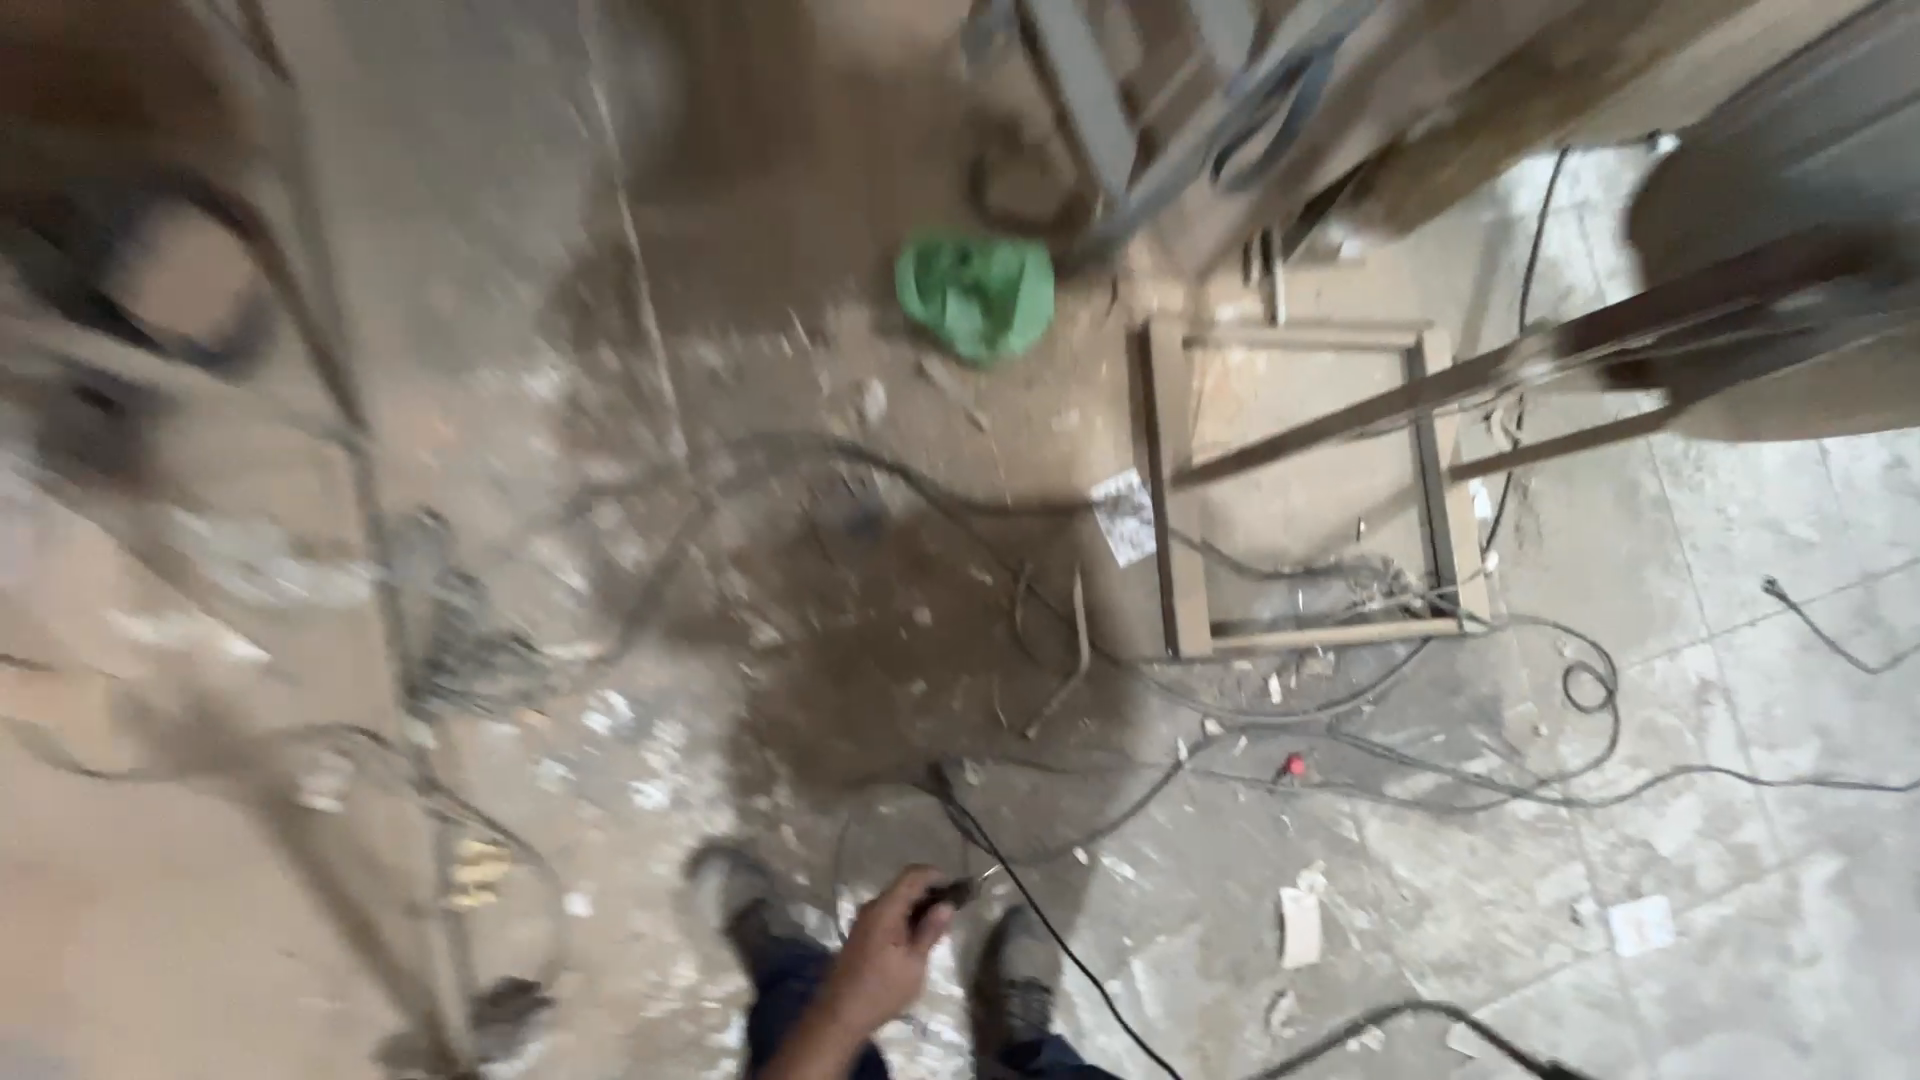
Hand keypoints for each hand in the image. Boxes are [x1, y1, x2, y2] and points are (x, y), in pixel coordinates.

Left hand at [815, 865, 954, 1037]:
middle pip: (904, 886)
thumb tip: (947, 905)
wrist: (840, 1015)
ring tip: (939, 924)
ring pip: (896, 900)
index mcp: (885, 909)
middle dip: (929, 892)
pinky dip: (906, 916)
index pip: (912, 875)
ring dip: (918, 906)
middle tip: (951, 909)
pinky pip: (888, 913)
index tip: (955, 886)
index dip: (935, 874)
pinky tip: (918, 935)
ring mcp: (864, 920)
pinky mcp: (862, 933)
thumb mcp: (914, 964)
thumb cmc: (882, 990)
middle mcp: (873, 907)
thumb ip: (930, 931)